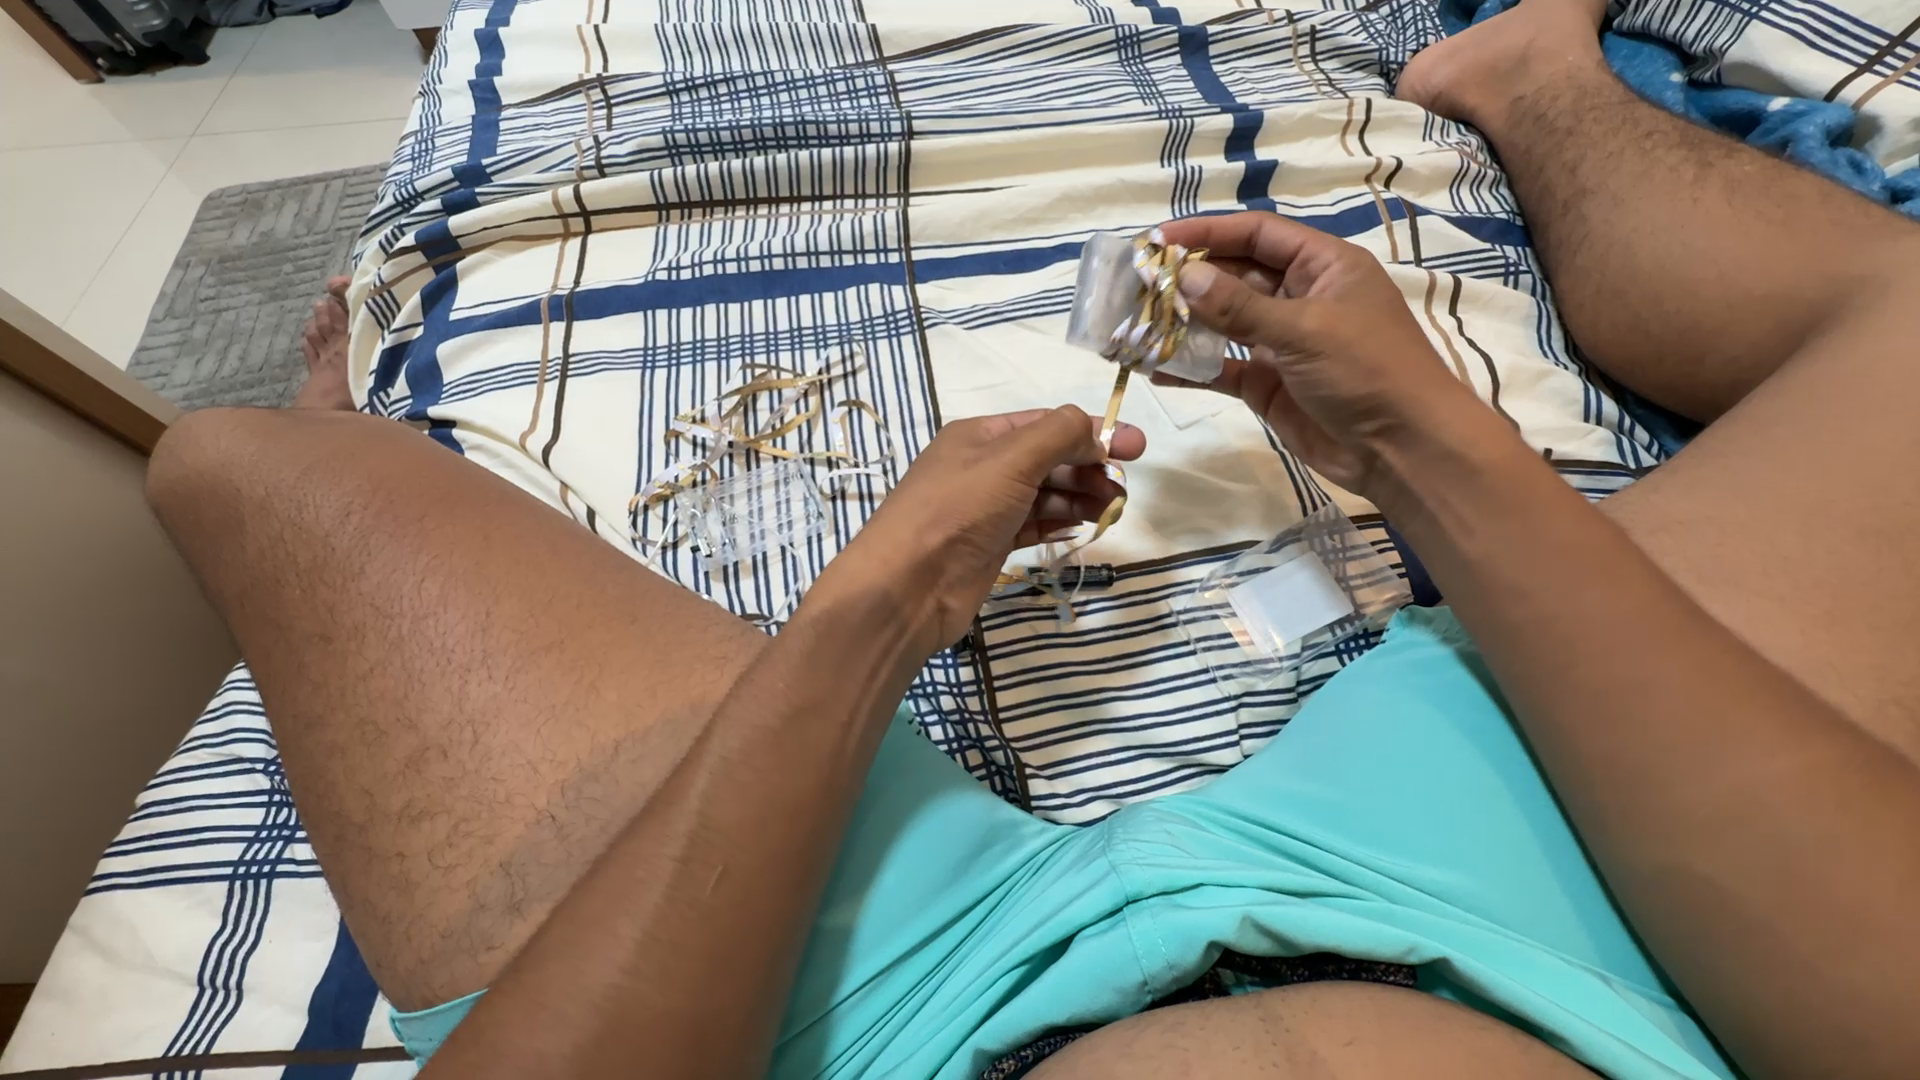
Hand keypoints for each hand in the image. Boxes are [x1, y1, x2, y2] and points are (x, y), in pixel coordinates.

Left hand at [822, 407, 1145, 653]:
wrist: (907, 587)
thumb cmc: (957, 511)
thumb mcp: (1010, 460)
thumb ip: (1058, 436)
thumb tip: (1095, 429)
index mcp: (980, 435)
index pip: (1046, 424)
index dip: (1092, 432)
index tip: (1136, 447)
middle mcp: (982, 467)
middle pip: (1048, 459)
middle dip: (1089, 468)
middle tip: (1124, 488)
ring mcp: (984, 509)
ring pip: (1043, 494)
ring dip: (1079, 496)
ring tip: (1113, 509)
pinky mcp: (989, 545)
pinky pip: (1033, 524)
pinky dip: (1058, 521)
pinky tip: (1082, 524)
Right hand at [1156, 212, 1492, 499]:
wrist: (1399, 448)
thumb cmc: (1366, 370)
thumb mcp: (1304, 329)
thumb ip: (1240, 306)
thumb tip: (1185, 278)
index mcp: (1323, 266)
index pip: (1258, 234)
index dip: (1210, 232)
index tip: (1160, 240)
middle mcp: (1299, 298)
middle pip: (1235, 276)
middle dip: (1189, 279)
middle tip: (1138, 284)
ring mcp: (1280, 343)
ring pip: (1223, 323)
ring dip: (1183, 323)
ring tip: (1137, 323)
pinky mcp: (1266, 384)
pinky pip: (1220, 368)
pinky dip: (1190, 368)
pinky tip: (1155, 368)